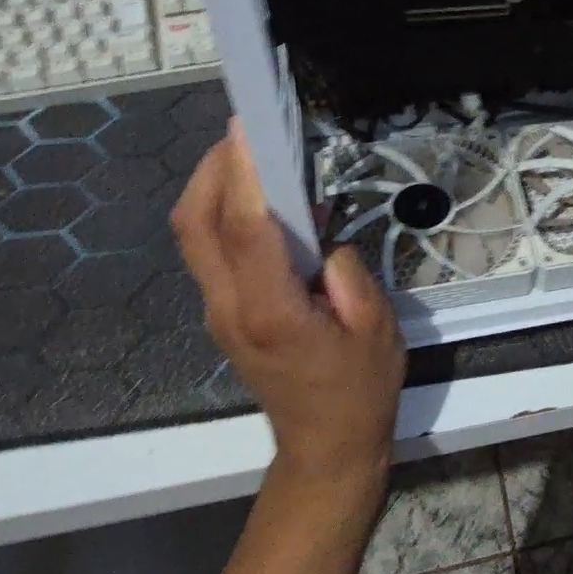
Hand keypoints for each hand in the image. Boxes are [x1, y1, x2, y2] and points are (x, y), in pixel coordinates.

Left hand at [171, 121, 406, 480]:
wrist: (326, 446)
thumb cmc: (359, 391)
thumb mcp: (377, 329)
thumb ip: (349, 275)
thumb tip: (324, 241)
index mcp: (271, 310)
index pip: (245, 228)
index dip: (242, 172)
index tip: (246, 126)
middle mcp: (230, 307)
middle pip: (195, 225)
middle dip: (209, 170)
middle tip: (243, 134)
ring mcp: (220, 313)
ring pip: (196, 238)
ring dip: (213, 191)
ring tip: (252, 159)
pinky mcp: (226, 316)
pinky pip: (213, 254)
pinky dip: (226, 217)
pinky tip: (265, 207)